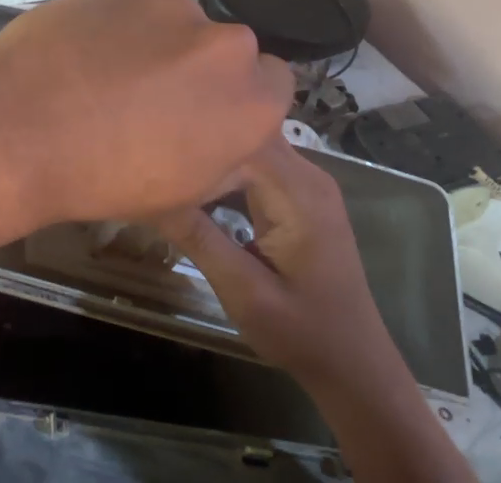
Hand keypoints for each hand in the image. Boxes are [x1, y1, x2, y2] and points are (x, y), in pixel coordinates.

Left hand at [0, 0, 291, 227]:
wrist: (16, 131)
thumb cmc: (100, 180)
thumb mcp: (180, 193)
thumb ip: (224, 155)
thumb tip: (227, 137)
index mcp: (251, 102)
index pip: (272, 83)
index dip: (234, 99)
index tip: (199, 113)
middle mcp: (224, 45)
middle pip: (223, 48)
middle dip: (194, 67)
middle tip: (146, 95)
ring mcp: (168, 8)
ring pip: (173, 23)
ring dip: (152, 42)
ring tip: (100, 73)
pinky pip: (128, 5)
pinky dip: (111, 23)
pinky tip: (75, 51)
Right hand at [153, 139, 398, 388]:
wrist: (353, 365)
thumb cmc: (303, 332)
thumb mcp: (244, 291)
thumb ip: (199, 238)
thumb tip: (149, 194)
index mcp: (299, 193)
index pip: (239, 137)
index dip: (194, 138)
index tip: (150, 145)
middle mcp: (306, 176)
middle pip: (243, 134)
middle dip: (198, 139)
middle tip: (148, 149)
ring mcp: (304, 185)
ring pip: (246, 147)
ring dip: (208, 154)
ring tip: (160, 160)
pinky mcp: (296, 198)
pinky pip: (253, 167)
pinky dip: (222, 171)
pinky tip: (190, 183)